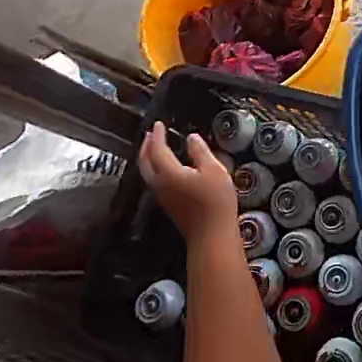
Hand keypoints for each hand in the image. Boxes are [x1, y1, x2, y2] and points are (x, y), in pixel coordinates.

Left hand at [139, 121, 238, 243]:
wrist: (211, 236)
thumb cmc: (215, 204)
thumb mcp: (215, 171)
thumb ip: (201, 152)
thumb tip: (192, 138)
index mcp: (169, 173)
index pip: (157, 149)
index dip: (158, 135)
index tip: (159, 125)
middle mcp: (160, 185)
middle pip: (145, 162)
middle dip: (146, 146)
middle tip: (151, 135)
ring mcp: (163, 197)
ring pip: (147, 173)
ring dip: (148, 158)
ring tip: (155, 149)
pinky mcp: (169, 206)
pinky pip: (155, 182)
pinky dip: (155, 170)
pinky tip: (166, 170)